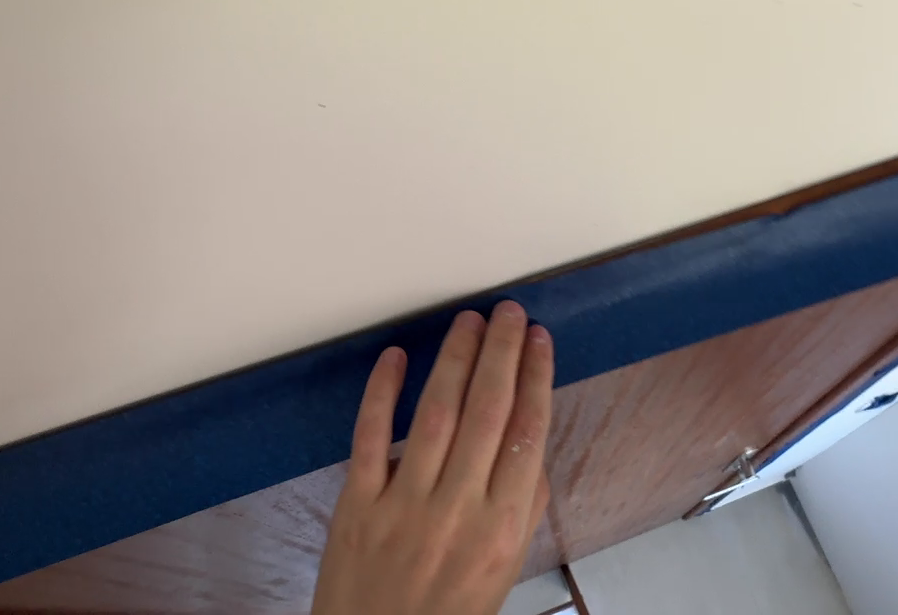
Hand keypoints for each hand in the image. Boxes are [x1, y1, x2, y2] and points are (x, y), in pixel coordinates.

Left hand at [311, 301, 554, 614]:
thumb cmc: (450, 612)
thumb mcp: (505, 570)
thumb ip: (524, 504)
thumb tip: (532, 438)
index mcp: (502, 527)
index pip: (529, 433)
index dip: (536, 376)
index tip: (540, 338)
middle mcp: (458, 511)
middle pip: (488, 412)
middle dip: (502, 352)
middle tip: (510, 312)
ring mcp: (404, 505)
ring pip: (436, 413)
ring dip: (456, 359)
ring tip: (470, 321)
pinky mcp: (357, 505)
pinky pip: (371, 436)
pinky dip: (383, 391)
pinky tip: (396, 355)